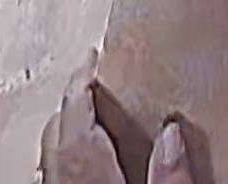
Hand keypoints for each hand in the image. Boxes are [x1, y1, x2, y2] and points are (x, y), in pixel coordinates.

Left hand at [40, 51, 194, 183]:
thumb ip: (168, 175)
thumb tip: (172, 131)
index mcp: (86, 171)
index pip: (74, 110)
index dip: (82, 77)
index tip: (93, 54)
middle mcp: (64, 182)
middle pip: (57, 130)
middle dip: (75, 100)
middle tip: (99, 78)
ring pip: (55, 154)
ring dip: (72, 129)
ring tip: (98, 113)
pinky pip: (60, 174)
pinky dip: (74, 155)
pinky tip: (96, 159)